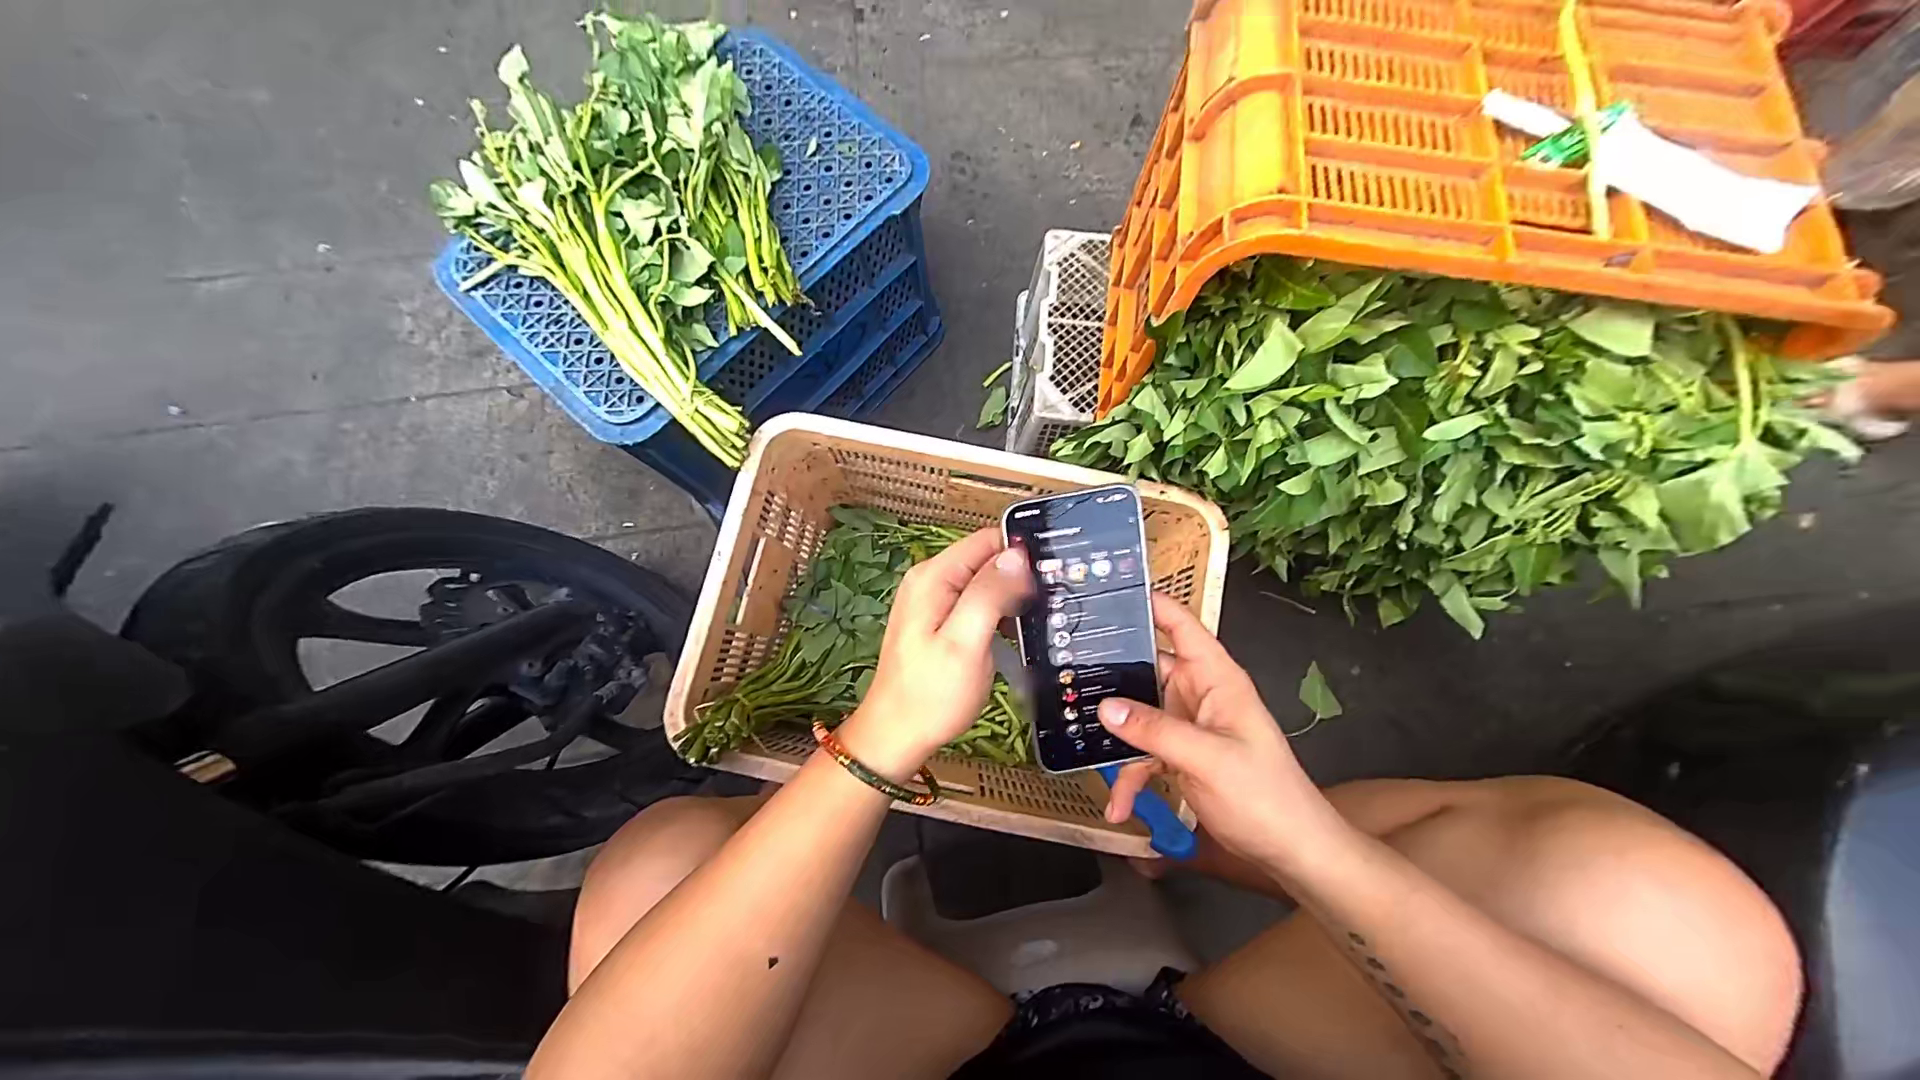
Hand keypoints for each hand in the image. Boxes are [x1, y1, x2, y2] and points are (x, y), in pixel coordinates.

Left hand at [835, 528, 1030, 781]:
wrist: (897, 735)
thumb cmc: (932, 694)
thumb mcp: (965, 642)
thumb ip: (989, 593)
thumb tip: (1017, 555)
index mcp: (934, 577)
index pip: (988, 540)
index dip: (1021, 555)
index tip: (1048, 579)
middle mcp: (930, 580)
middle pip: (987, 558)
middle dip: (1017, 577)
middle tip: (1044, 607)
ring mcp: (932, 600)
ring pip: (984, 581)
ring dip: (1009, 597)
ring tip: (1030, 624)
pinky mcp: (938, 620)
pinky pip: (975, 602)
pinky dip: (997, 613)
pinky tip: (1009, 636)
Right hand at [1100, 594, 1347, 872]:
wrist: (1290, 850)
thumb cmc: (1265, 795)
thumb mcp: (1206, 758)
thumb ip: (1154, 730)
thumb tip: (1106, 707)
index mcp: (1215, 678)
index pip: (1180, 626)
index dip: (1150, 604)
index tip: (1108, 594)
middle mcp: (1197, 693)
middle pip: (1146, 668)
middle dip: (1112, 675)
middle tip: (1070, 673)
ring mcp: (1185, 724)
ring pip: (1136, 714)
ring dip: (1115, 739)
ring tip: (1087, 752)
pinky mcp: (1178, 753)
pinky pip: (1141, 753)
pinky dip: (1128, 777)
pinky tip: (1119, 804)